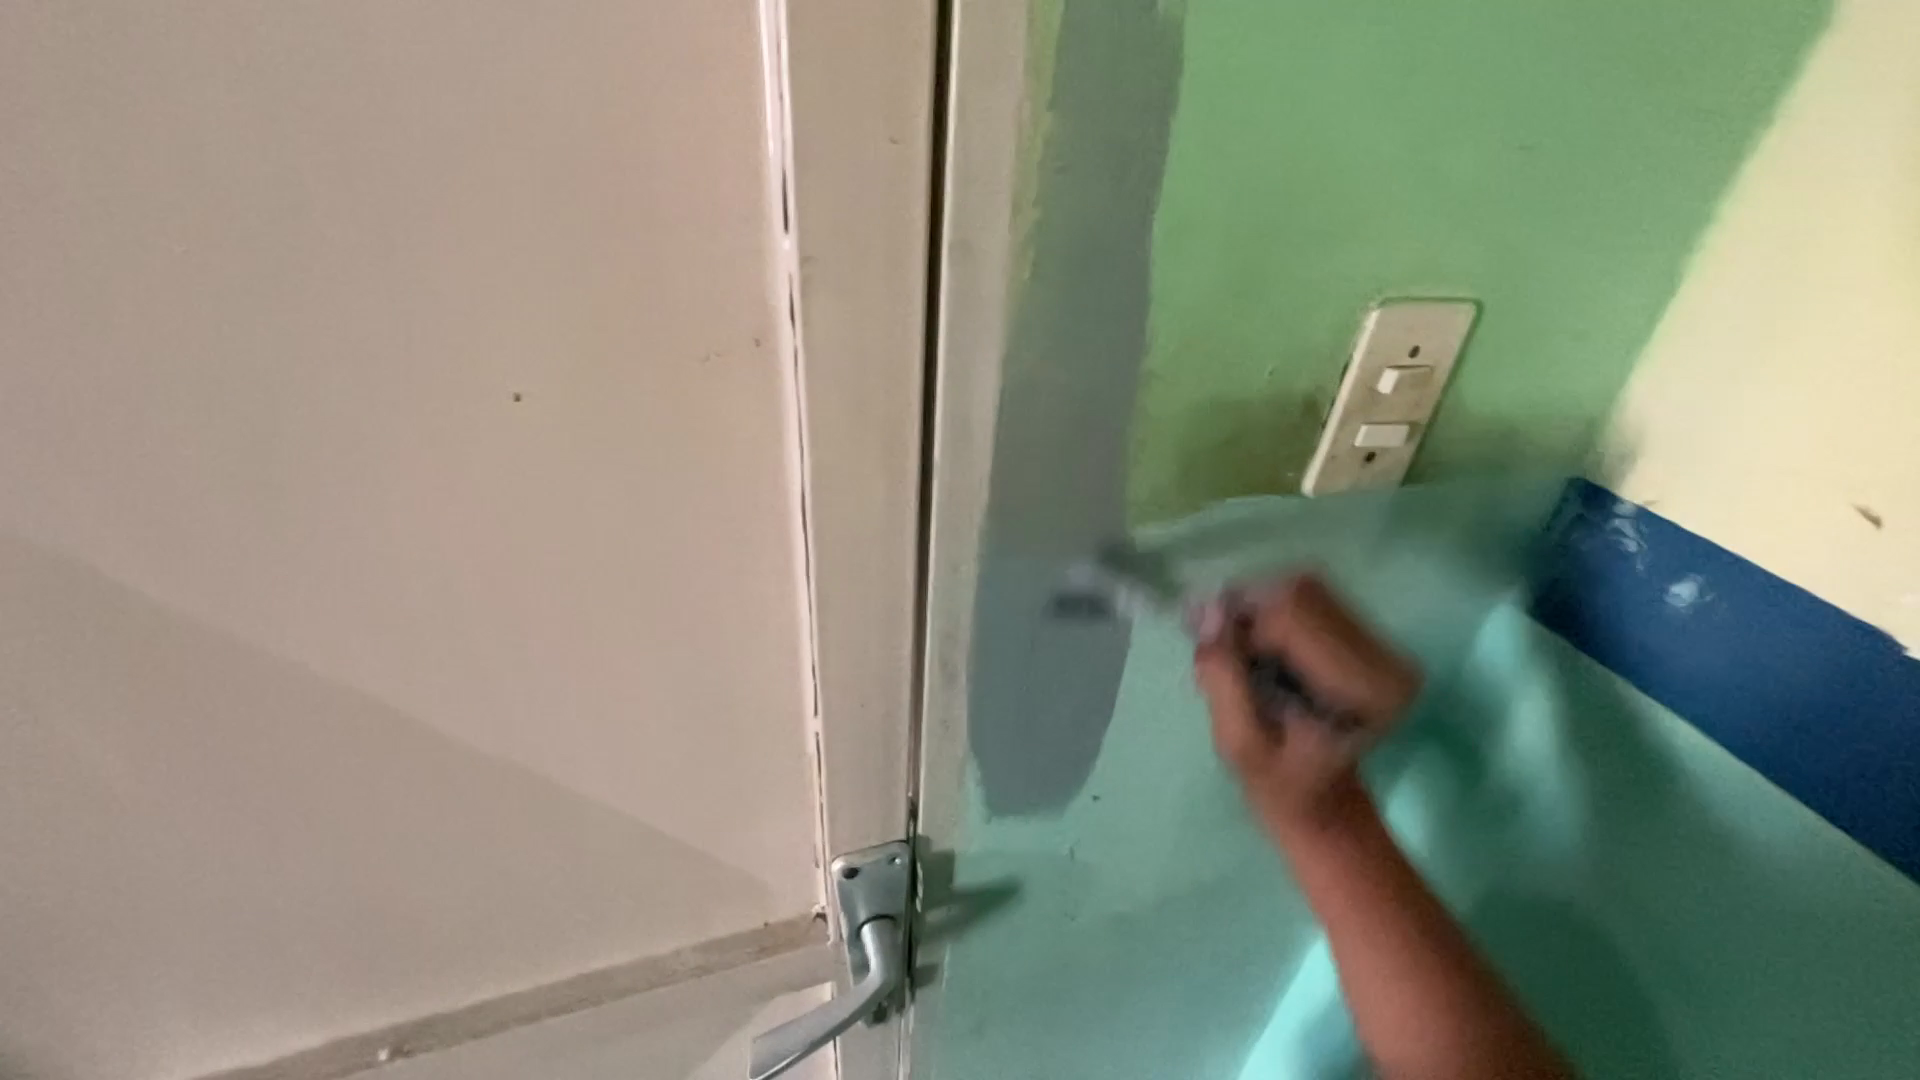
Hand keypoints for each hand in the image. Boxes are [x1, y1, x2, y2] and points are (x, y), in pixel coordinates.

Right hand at [1191, 574, 1421, 831]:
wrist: (1320, 798)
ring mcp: (1380, 642)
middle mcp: (1386, 655)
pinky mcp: (1363, 634)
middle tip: (1222, 653)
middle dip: (1247, 615)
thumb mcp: (1238, 742)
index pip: (1292, 614)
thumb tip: (1206, 612)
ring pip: (1299, 589)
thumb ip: (1223, 676)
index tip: (1217, 658)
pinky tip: (1259, 650)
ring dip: (1256, 614)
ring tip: (1241, 656)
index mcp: (1367, 686)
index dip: (1242, 628)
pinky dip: (1268, 616)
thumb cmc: (1279, 783)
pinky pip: (1304, 598)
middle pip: (1298, 593)